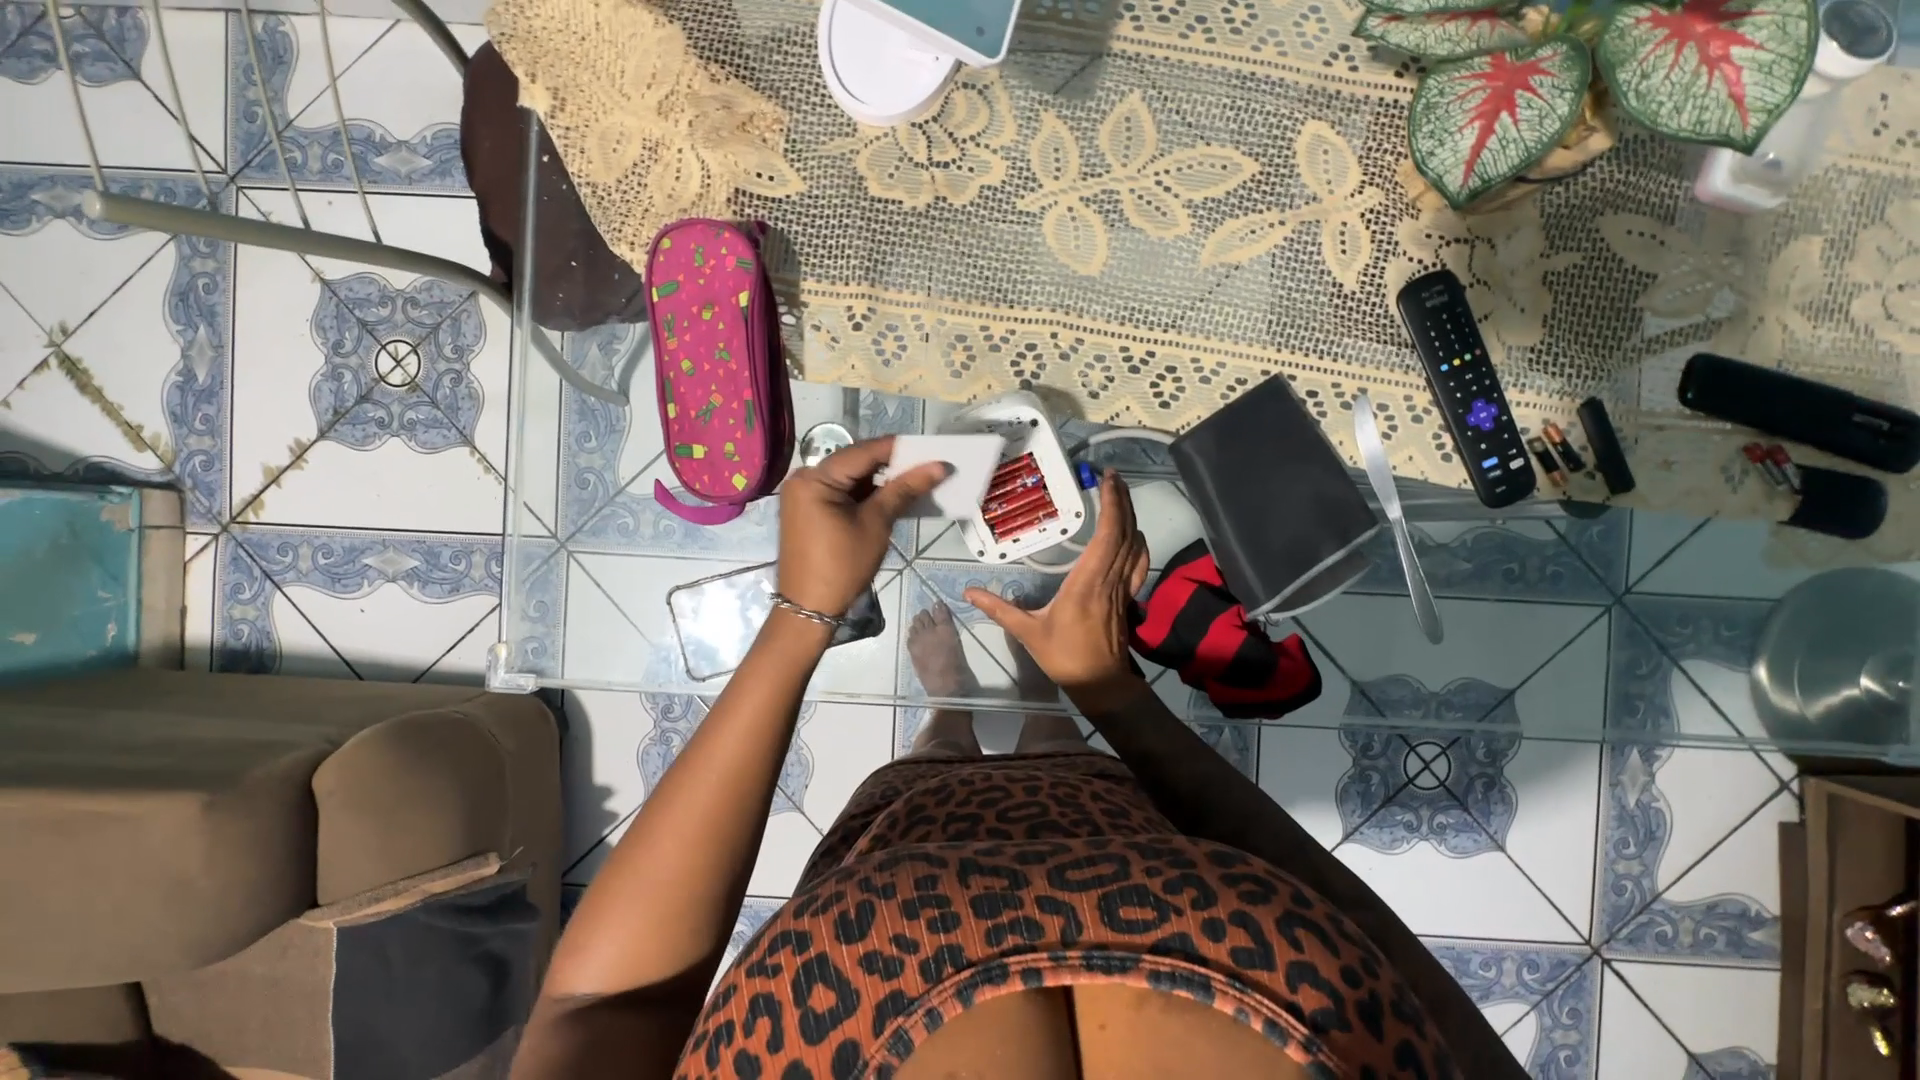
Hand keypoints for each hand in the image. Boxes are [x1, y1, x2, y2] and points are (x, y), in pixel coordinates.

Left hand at [776, 436, 946, 616]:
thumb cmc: (842, 566)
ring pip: (849, 477)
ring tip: (913, 482)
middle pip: (854, 462)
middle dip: (890, 465)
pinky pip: (840, 492)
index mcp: (815, 479)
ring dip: (879, 481)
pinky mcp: (807, 509)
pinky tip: (890, 498)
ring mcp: (803, 495)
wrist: (809, 608)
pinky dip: (864, 495)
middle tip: (925, 467)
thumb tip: (939, 466)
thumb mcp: (876, 524)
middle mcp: (804, 479)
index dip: (898, 449)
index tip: (930, 450)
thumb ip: (904, 490)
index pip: (863, 452)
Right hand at [964, 471, 1150, 707]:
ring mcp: (1122, 588)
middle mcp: (1108, 579)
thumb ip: (999, 608)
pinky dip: (1138, 543)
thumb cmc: (1064, 657)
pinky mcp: (1127, 597)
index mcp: (1086, 582)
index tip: (1106, 481)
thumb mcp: (1027, 632)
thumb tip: (969, 591)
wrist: (1101, 684)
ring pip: (1135, 545)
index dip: (1111, 505)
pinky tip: (1132, 534)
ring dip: (1130, 517)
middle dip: (1122, 500)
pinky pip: (1138, 563)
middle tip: (1112, 476)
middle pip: (1125, 532)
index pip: (1107, 535)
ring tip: (1120, 495)